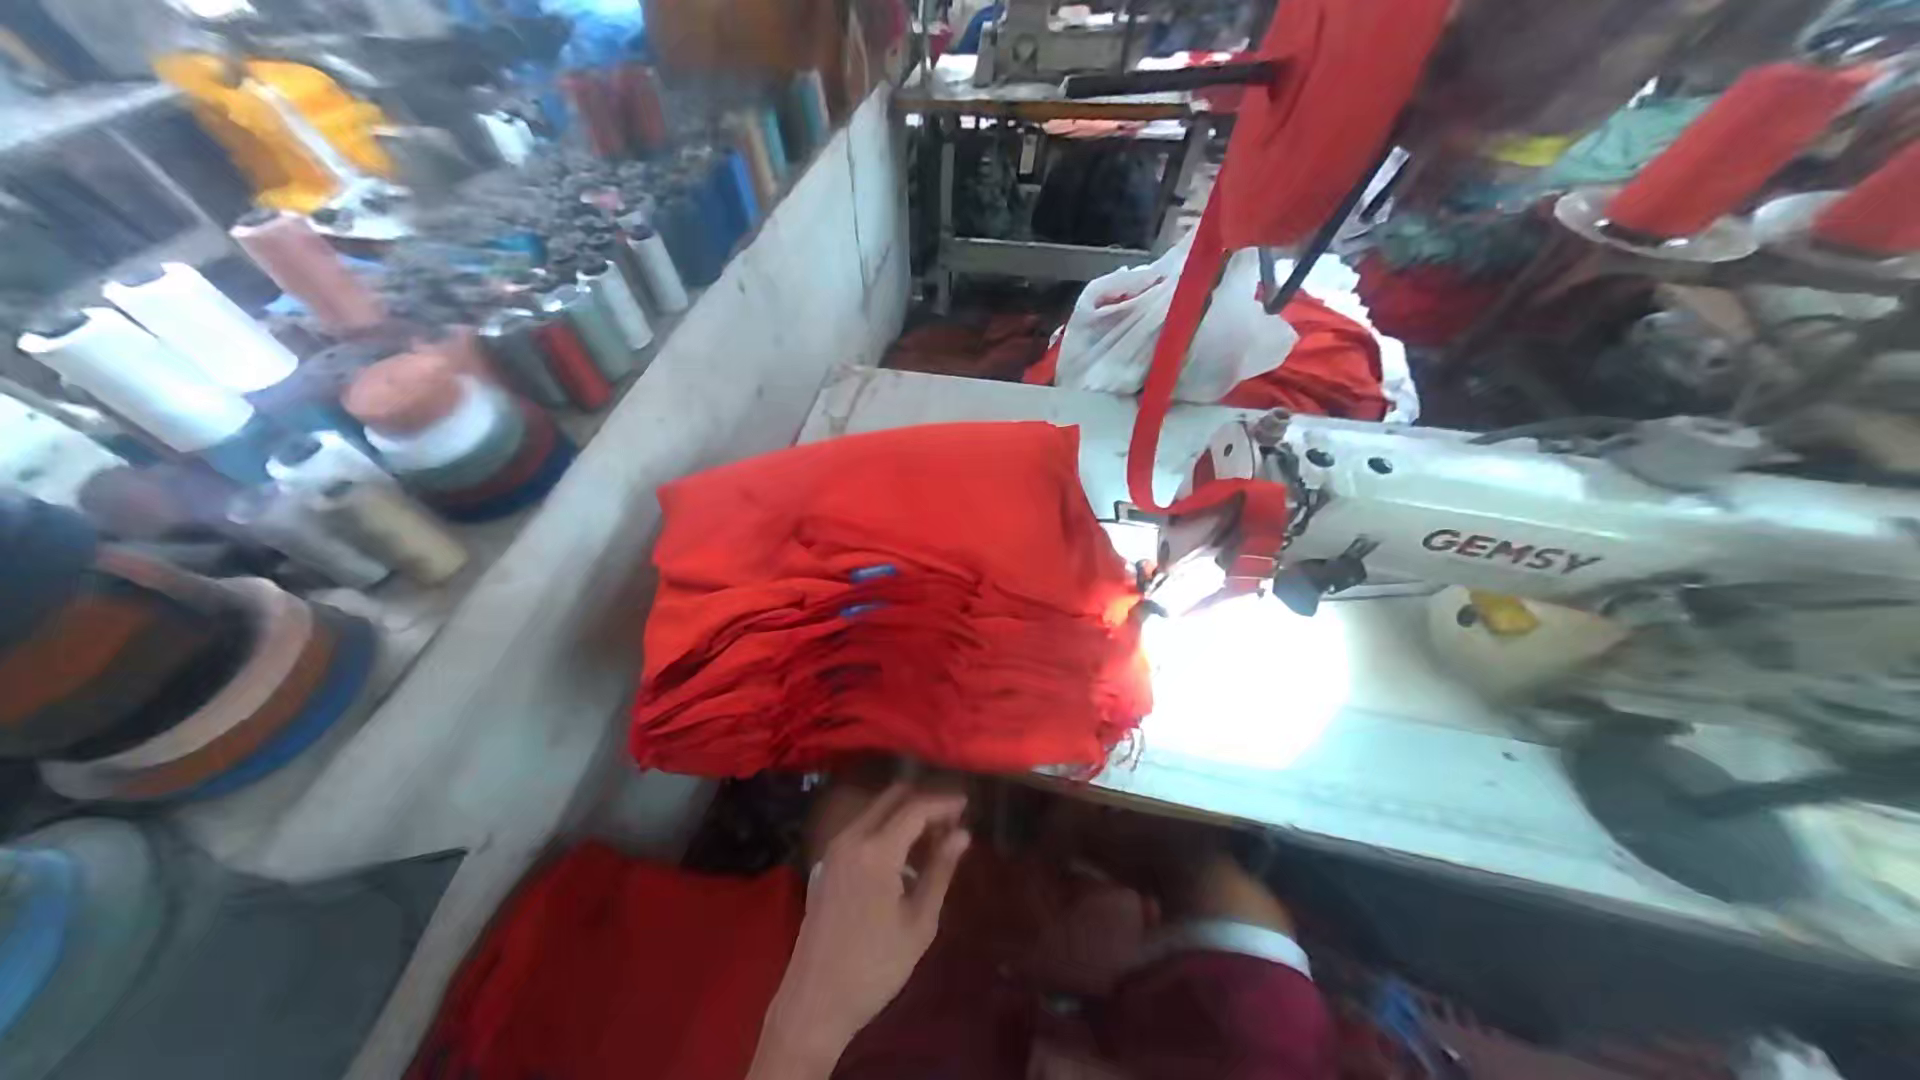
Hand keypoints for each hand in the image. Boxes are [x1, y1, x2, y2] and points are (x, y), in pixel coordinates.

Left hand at [749, 782, 970, 1079]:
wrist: (815, 1002)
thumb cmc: (874, 968)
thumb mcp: (918, 923)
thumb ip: (940, 871)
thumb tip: (962, 834)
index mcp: (876, 851)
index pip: (916, 808)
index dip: (944, 802)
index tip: (967, 805)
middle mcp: (851, 838)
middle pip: (892, 798)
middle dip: (924, 802)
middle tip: (951, 821)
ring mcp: (834, 849)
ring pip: (876, 810)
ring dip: (905, 814)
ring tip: (934, 839)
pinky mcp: (827, 863)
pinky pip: (862, 828)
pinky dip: (886, 828)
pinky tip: (904, 855)